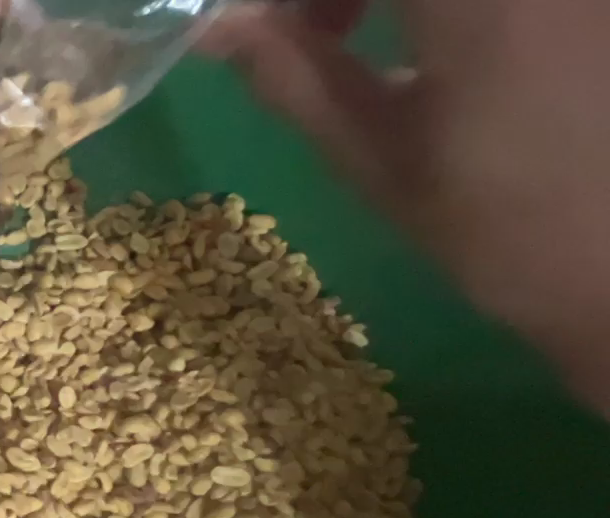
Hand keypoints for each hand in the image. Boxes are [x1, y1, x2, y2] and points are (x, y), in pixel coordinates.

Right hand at [204, 0, 609, 410]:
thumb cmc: (497, 223)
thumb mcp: (375, 155)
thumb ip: (294, 76)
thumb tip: (217, 27)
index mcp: (481, 3)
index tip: (257, 23)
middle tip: (314, 28)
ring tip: (362, 30)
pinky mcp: (592, 1)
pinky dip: (440, 4)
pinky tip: (437, 31)